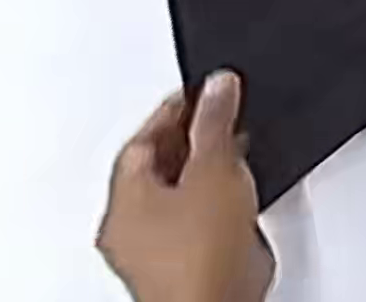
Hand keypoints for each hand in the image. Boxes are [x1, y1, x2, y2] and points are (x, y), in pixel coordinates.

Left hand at [98, 71, 273, 301]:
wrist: (219, 295)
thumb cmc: (200, 246)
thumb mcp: (215, 166)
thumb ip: (216, 122)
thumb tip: (217, 85)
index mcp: (125, 204)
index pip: (141, 144)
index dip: (170, 110)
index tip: (197, 88)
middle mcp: (134, 225)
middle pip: (155, 166)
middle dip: (187, 133)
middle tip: (215, 105)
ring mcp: (160, 241)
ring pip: (178, 186)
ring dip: (204, 157)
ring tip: (234, 133)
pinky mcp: (192, 249)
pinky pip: (198, 204)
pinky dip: (218, 182)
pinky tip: (240, 174)